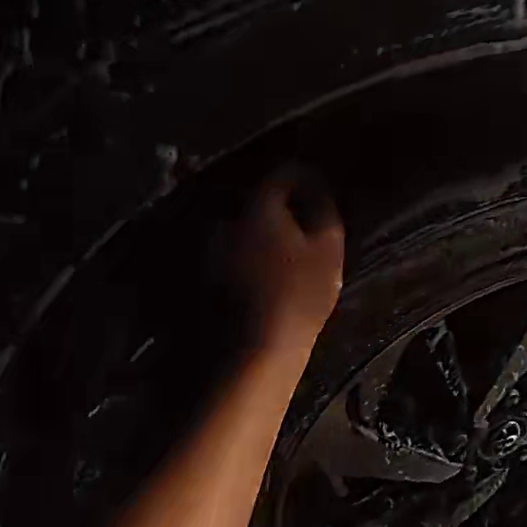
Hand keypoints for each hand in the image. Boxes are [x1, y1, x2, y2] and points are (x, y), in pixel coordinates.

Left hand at [221, 162, 343, 355]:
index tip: (317, 181)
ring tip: (281, 240)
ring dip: (258, 226)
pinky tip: (261, 265)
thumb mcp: (328, 247)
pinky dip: (243, 249)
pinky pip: (227, 249)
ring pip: (238, 224)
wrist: (253, 352)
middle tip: (300, 212)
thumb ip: (323, 209)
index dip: (303, 174)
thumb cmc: (299, 294)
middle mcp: (224, 221)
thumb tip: (318, 186)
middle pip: (254, 198)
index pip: (281, 174)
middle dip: (277, 200)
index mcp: (257, 208)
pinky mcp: (198, 277)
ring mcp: (206, 250)